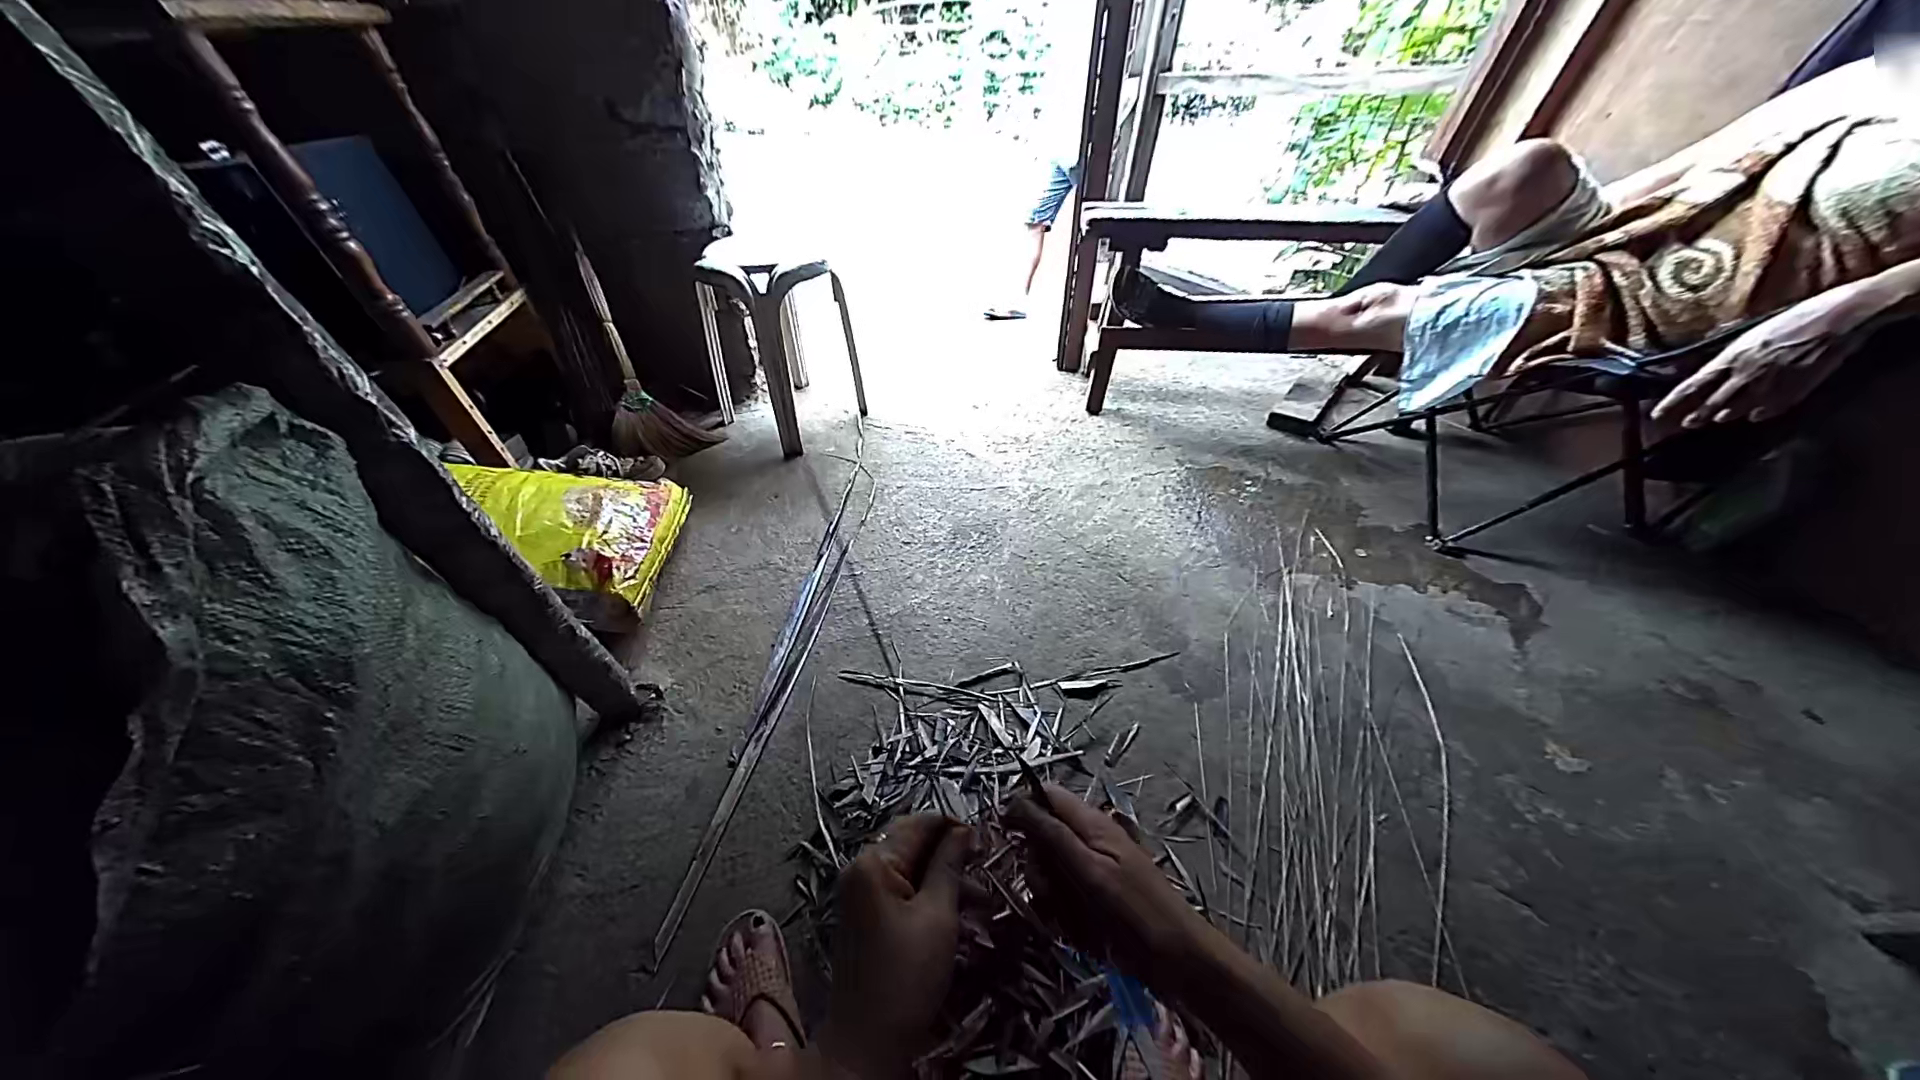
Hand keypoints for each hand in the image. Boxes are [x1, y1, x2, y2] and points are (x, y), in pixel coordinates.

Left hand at [818, 815, 972, 1078]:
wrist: (866, 1045)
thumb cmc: (905, 978)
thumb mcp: (938, 916)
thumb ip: (950, 865)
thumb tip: (964, 830)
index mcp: (873, 862)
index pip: (919, 823)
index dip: (954, 827)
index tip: (984, 842)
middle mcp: (860, 869)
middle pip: (912, 843)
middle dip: (949, 853)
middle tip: (983, 869)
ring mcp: (859, 892)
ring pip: (909, 867)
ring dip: (942, 876)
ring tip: (977, 899)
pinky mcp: (864, 914)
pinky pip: (900, 889)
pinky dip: (926, 894)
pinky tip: (952, 913)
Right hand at [1005, 784, 1208, 991]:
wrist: (1176, 958)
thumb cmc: (1135, 909)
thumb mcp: (1089, 868)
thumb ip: (1053, 834)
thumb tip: (1017, 801)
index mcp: (1090, 822)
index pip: (1046, 795)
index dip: (1023, 807)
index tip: (1006, 833)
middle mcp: (1088, 841)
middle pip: (1042, 839)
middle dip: (1039, 867)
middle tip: (1052, 891)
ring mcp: (1091, 871)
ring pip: (1049, 873)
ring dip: (1052, 897)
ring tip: (1071, 918)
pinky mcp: (1093, 899)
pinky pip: (1063, 899)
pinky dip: (1065, 915)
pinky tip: (1080, 932)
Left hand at [1651, 303, 1858, 428]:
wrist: (1842, 317)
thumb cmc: (1794, 318)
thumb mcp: (1749, 335)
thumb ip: (1728, 355)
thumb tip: (1709, 368)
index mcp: (1729, 359)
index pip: (1690, 387)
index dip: (1671, 403)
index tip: (1656, 416)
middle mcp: (1745, 375)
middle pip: (1712, 403)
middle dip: (1697, 416)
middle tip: (1686, 424)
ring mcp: (1771, 384)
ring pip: (1739, 408)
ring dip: (1725, 415)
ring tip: (1718, 419)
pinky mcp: (1798, 388)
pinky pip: (1774, 407)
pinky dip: (1762, 412)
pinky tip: (1755, 416)